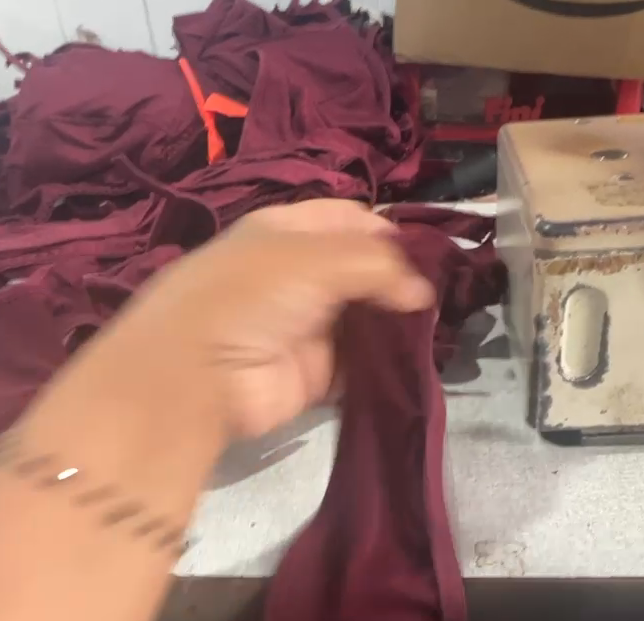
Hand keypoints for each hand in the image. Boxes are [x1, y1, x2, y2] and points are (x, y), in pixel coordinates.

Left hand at [91, 200, 434, 440]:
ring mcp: (306, 327)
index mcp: (287, 232)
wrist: (199, 376)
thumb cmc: (250, 296)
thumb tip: (422, 291)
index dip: (387, 231)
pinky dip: (383, 365)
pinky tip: (414, 361)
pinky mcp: (313, 374)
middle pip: (361, 272)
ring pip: (363, 320)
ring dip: (395, 325)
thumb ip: (376, 266)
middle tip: (444, 294)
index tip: (430, 252)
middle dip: (399, 282)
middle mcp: (297, 276)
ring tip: (438, 327)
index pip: (348, 220)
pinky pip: (358, 366)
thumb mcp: (313, 258)